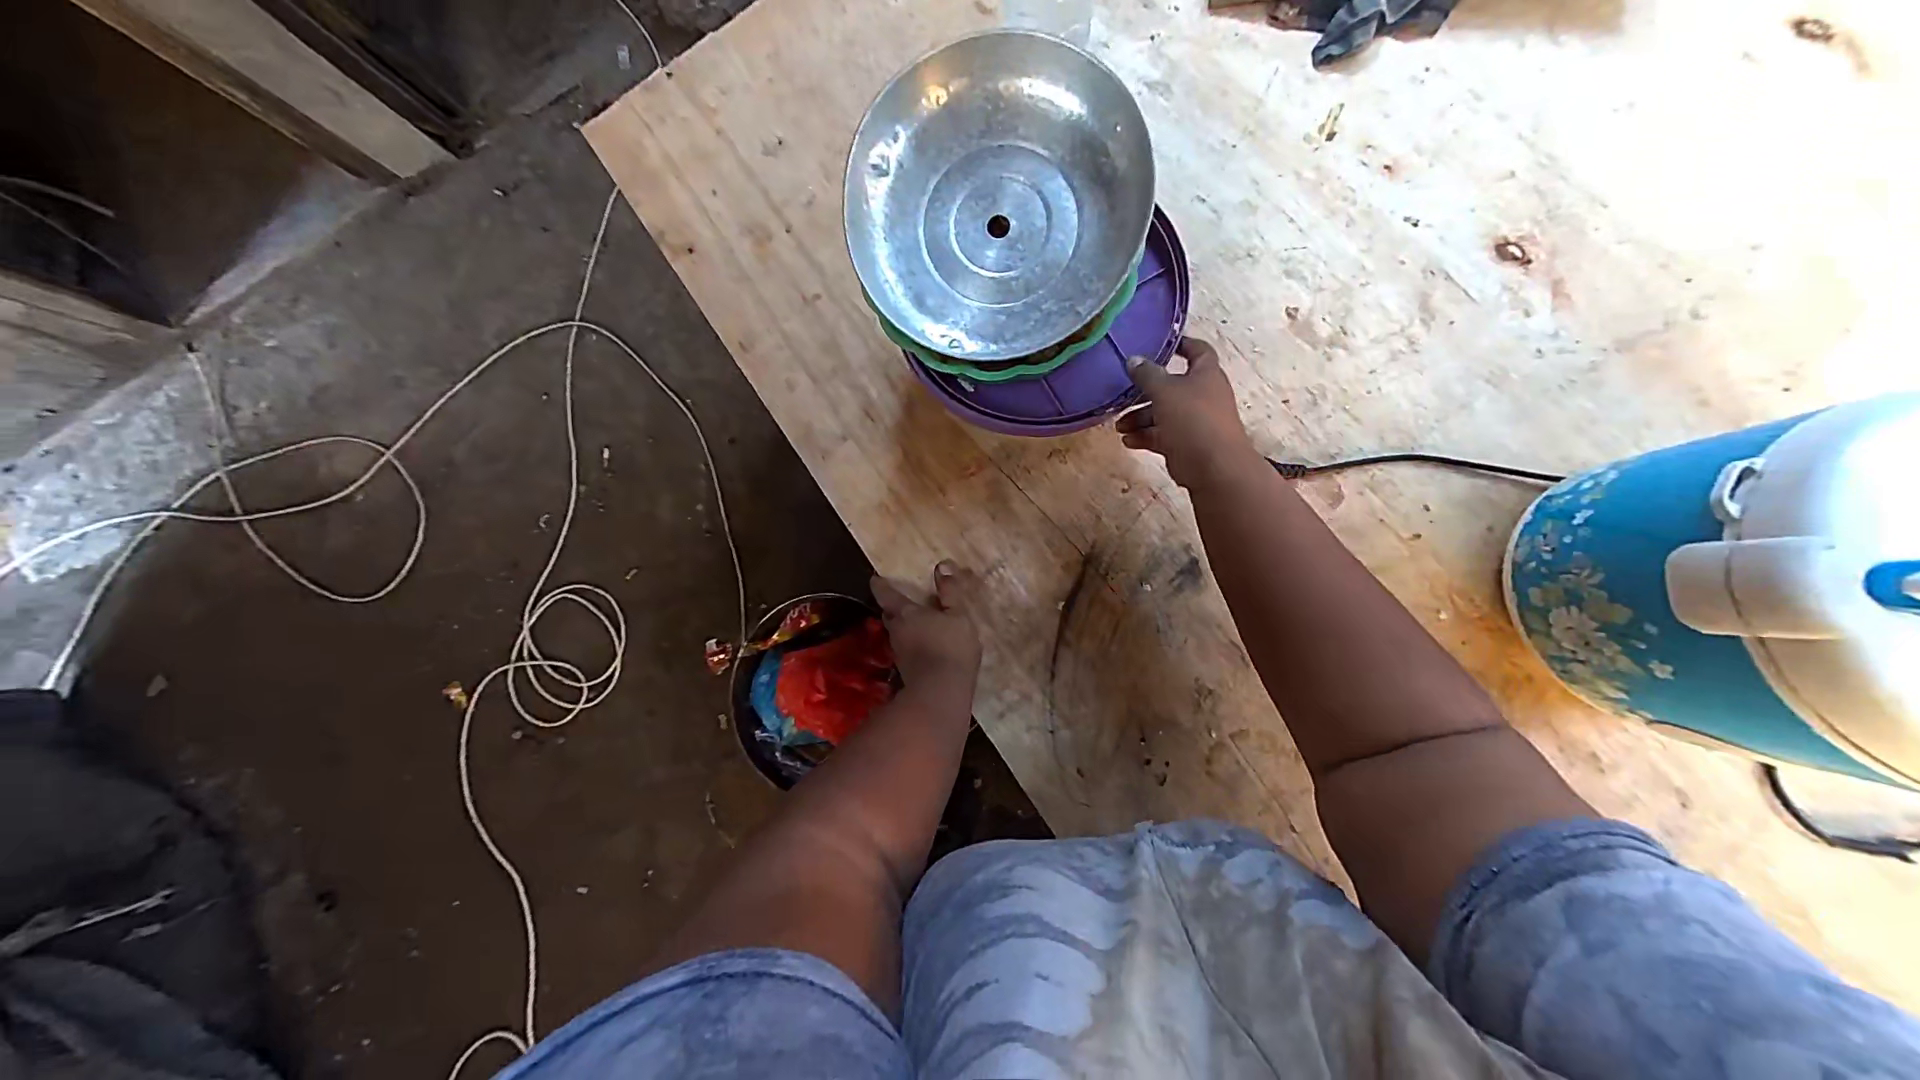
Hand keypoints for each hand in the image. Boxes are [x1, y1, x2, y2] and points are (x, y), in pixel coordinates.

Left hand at [871, 561, 980, 700]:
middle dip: (892, 607)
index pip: (886, 594)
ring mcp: (899, 653)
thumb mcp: (957, 615)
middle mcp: (897, 631)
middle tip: (898, 601)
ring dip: (901, 627)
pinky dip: (910, 643)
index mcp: (906, 613)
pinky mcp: (905, 670)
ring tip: (913, 622)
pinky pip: (905, 649)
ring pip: (896, 633)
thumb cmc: (951, 647)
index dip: (880, 585)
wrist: (941, 692)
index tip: (874, 578)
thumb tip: (942, 564)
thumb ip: (950, 591)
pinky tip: (922, 646)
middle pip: (889, 615)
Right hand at [1117, 337, 1258, 488]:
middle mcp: (1203, 395)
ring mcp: (1195, 421)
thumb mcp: (1165, 391)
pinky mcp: (1187, 444)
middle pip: (1172, 387)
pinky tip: (1128, 440)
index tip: (1159, 344)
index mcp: (1205, 374)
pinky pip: (1163, 435)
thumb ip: (1147, 374)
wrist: (1214, 466)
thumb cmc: (1192, 419)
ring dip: (1140, 418)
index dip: (1181, 344)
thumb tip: (1134, 359)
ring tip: (1119, 426)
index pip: (1197, 350)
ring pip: (1164, 413)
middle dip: (1145, 392)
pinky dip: (1146, 436)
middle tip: (1123, 396)